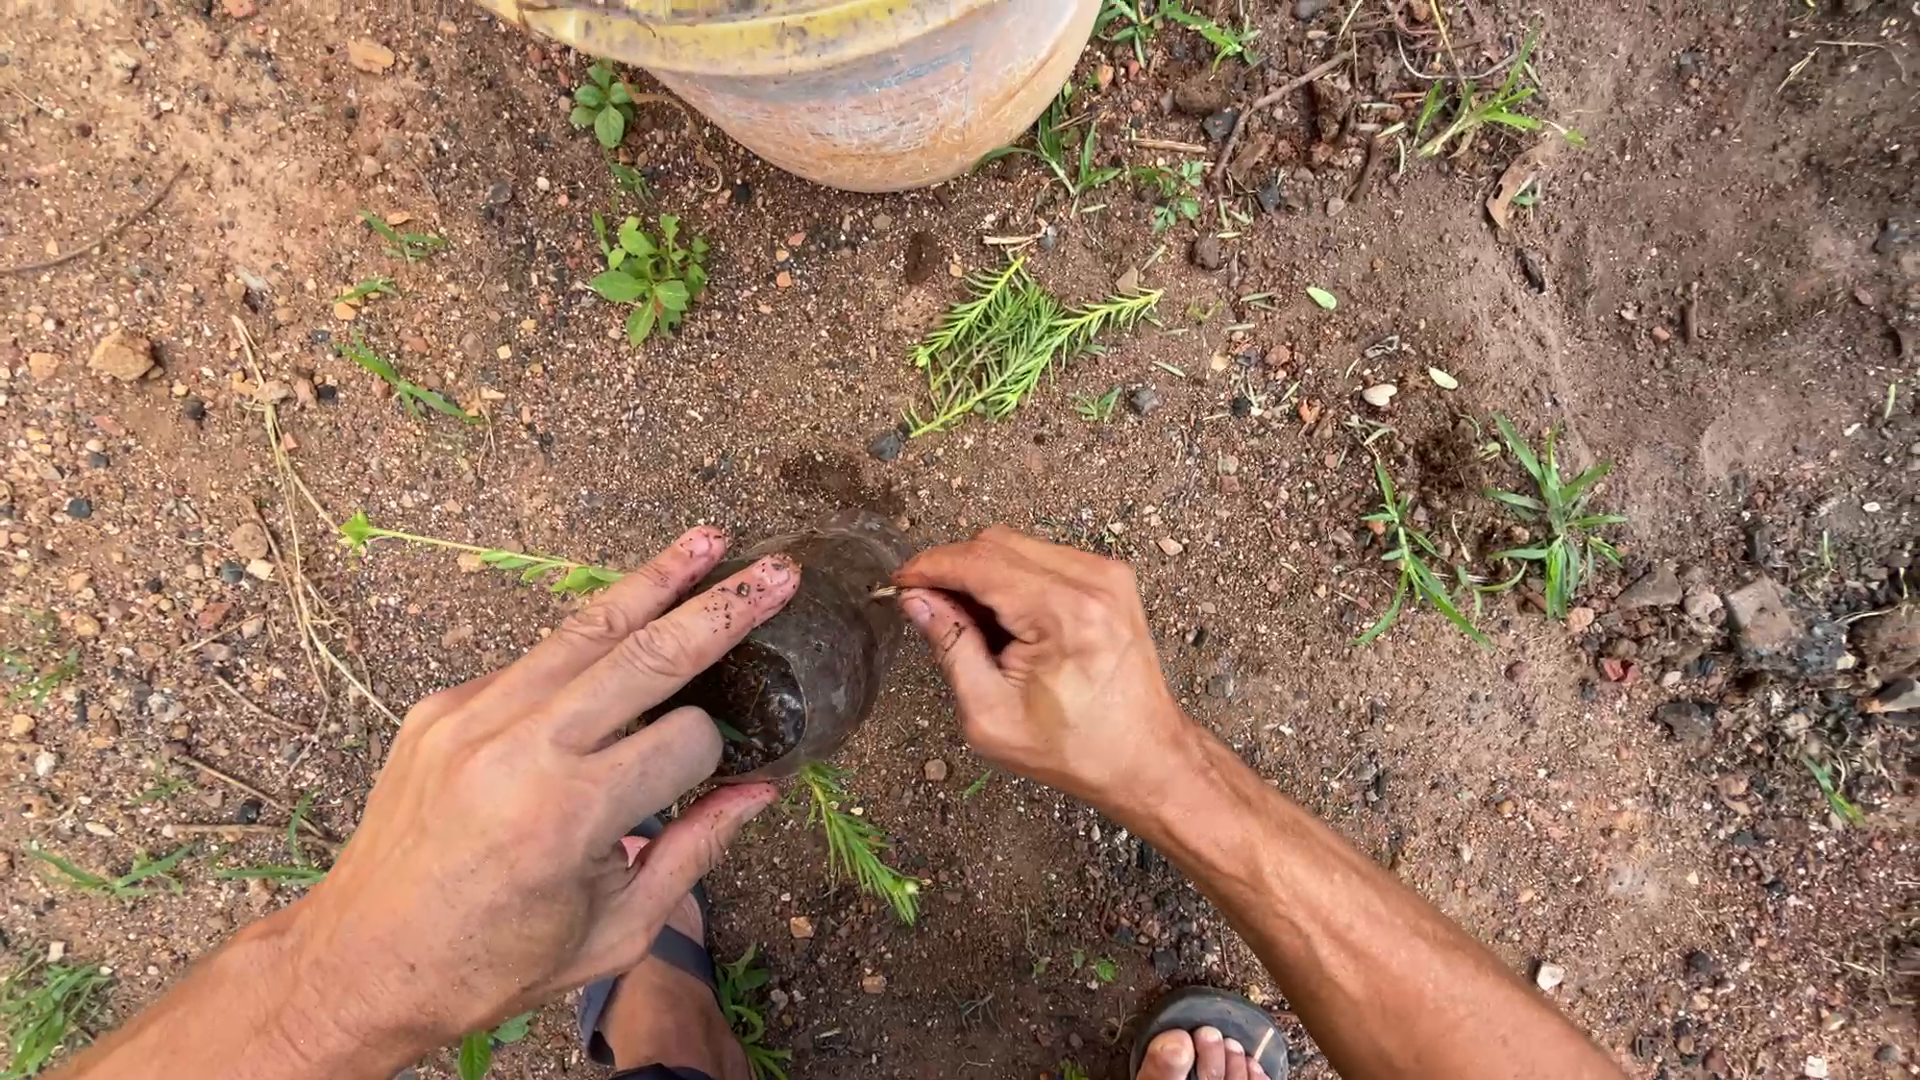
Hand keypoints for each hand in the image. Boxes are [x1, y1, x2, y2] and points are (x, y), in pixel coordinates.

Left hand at [279, 526, 795, 1058]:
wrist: (349, 967)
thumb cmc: (498, 963)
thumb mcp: (618, 929)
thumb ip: (699, 848)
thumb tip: (767, 787)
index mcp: (567, 817)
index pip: (686, 739)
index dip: (714, 753)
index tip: (709, 773)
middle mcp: (519, 749)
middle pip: (648, 654)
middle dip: (723, 609)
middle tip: (778, 572)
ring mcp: (472, 715)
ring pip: (591, 626)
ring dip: (659, 577)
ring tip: (710, 538)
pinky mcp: (446, 702)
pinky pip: (544, 655)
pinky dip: (597, 635)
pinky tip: (631, 620)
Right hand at [892, 526, 1191, 813]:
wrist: (1144, 756)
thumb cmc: (1075, 747)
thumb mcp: (991, 713)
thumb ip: (950, 646)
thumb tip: (916, 600)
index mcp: (1065, 614)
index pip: (979, 561)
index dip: (930, 565)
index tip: (901, 580)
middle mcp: (1092, 581)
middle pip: (996, 542)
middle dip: (952, 568)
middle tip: (930, 605)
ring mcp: (1106, 574)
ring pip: (1017, 543)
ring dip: (981, 572)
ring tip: (974, 622)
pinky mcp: (1110, 577)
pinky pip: (1042, 555)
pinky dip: (1012, 576)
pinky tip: (1006, 617)